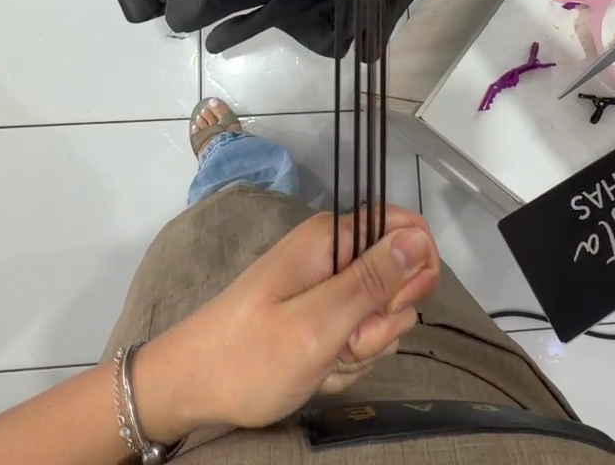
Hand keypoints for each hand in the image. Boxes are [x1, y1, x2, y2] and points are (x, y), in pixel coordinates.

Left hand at [132, 208, 441, 442]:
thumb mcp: (318, 323)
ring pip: (381, 313)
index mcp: (331, 238)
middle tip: (347, 341)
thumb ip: (373, 281)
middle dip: (383, 319)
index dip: (415, 268)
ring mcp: (327, 285)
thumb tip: (421, 238)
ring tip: (325, 359)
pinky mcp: (321, 314)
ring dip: (364, 346)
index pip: (405, 227)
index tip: (392, 307)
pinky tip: (319, 368)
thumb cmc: (249, 357)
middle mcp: (332, 253)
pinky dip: (348, 358)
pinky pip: (360, 335)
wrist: (193, 387)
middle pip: (397, 277)